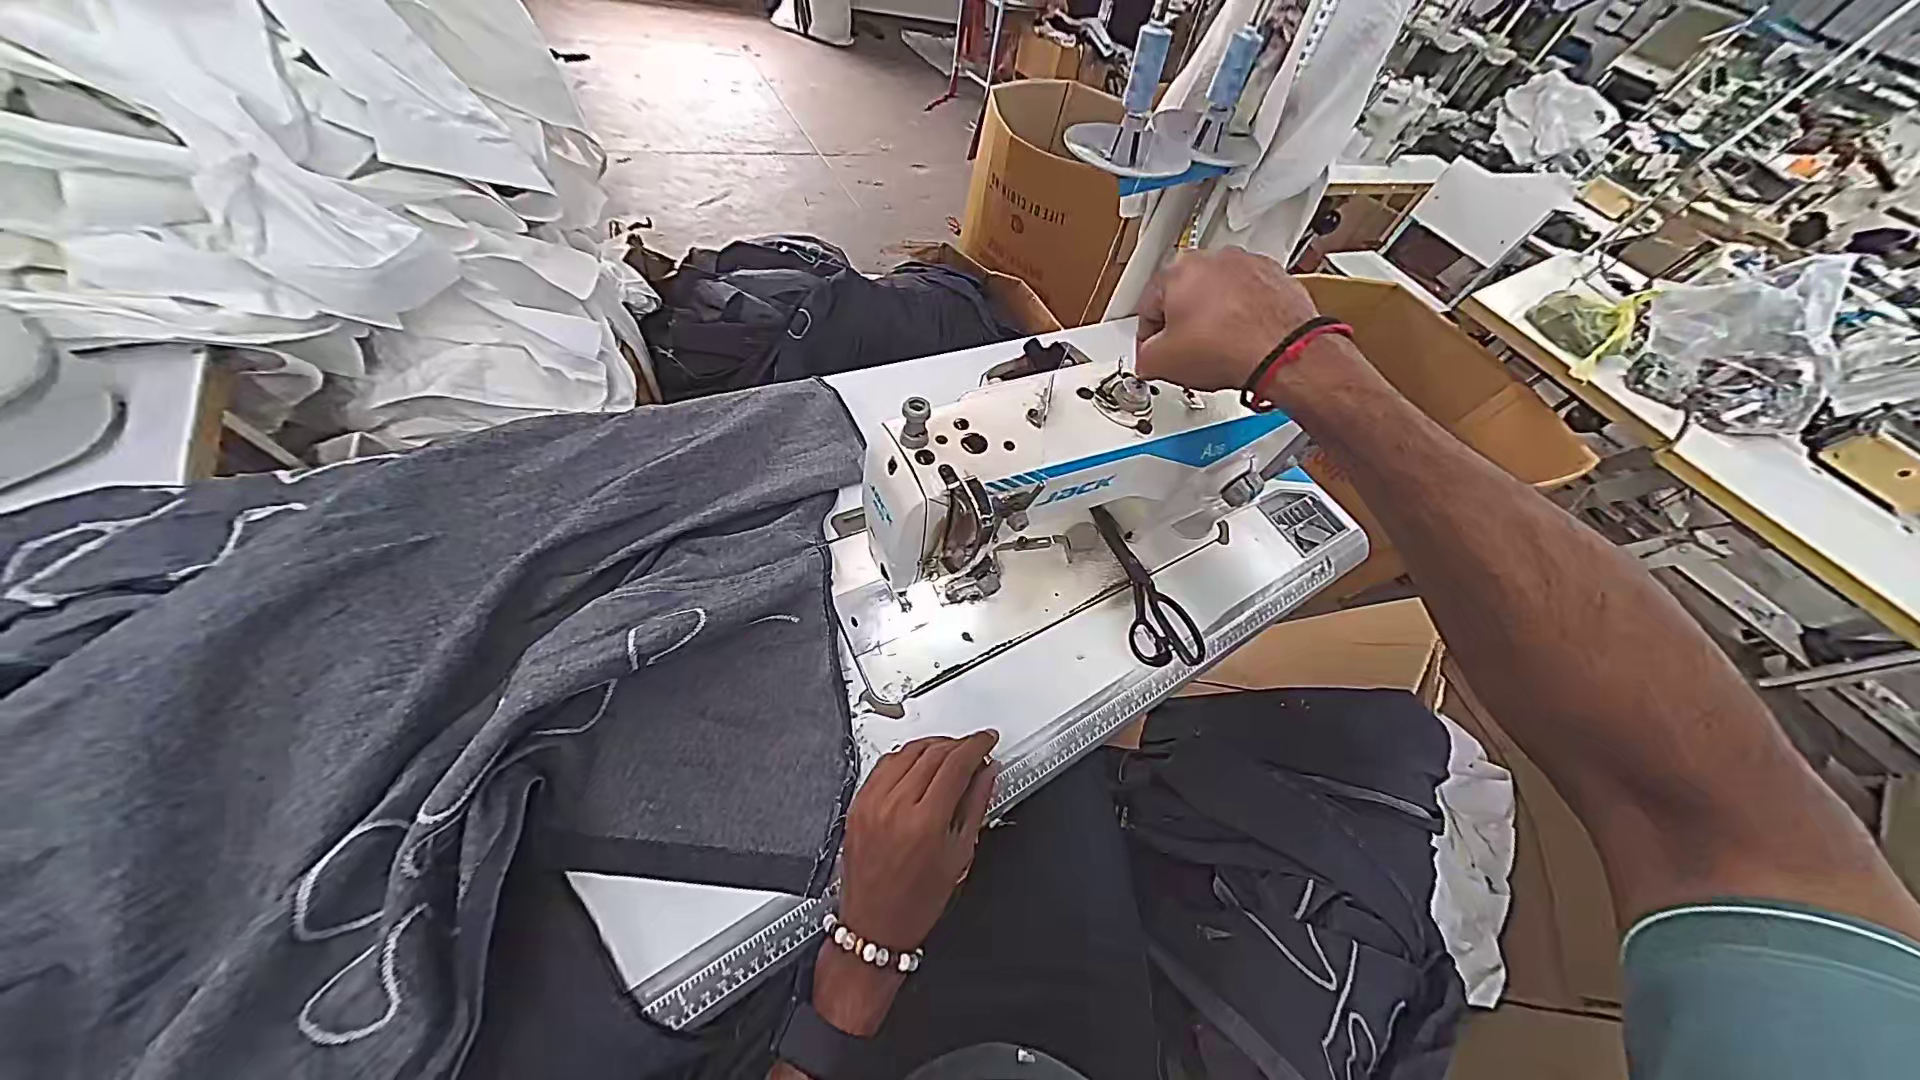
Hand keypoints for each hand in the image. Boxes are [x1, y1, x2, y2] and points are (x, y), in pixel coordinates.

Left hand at [838, 731, 998, 951]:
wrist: (874, 926)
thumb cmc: (916, 902)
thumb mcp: (960, 854)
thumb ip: (977, 804)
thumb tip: (988, 771)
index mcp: (925, 821)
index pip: (956, 762)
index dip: (977, 745)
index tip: (987, 740)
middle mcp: (895, 806)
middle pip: (934, 752)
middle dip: (959, 744)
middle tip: (973, 749)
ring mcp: (872, 802)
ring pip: (908, 750)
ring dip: (933, 745)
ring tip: (949, 753)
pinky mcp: (858, 802)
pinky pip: (884, 763)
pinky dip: (906, 756)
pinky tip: (918, 762)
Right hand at [1135, 247, 1320, 390]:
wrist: (1281, 351)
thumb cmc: (1228, 347)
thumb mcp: (1161, 362)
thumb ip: (1144, 356)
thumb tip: (1148, 358)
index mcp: (1178, 270)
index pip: (1147, 307)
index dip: (1147, 337)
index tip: (1152, 352)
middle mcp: (1213, 258)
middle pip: (1183, 295)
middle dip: (1181, 324)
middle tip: (1182, 351)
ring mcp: (1247, 264)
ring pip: (1216, 294)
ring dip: (1211, 318)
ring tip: (1214, 348)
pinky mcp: (1274, 276)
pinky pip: (1246, 298)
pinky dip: (1240, 316)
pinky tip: (1238, 340)